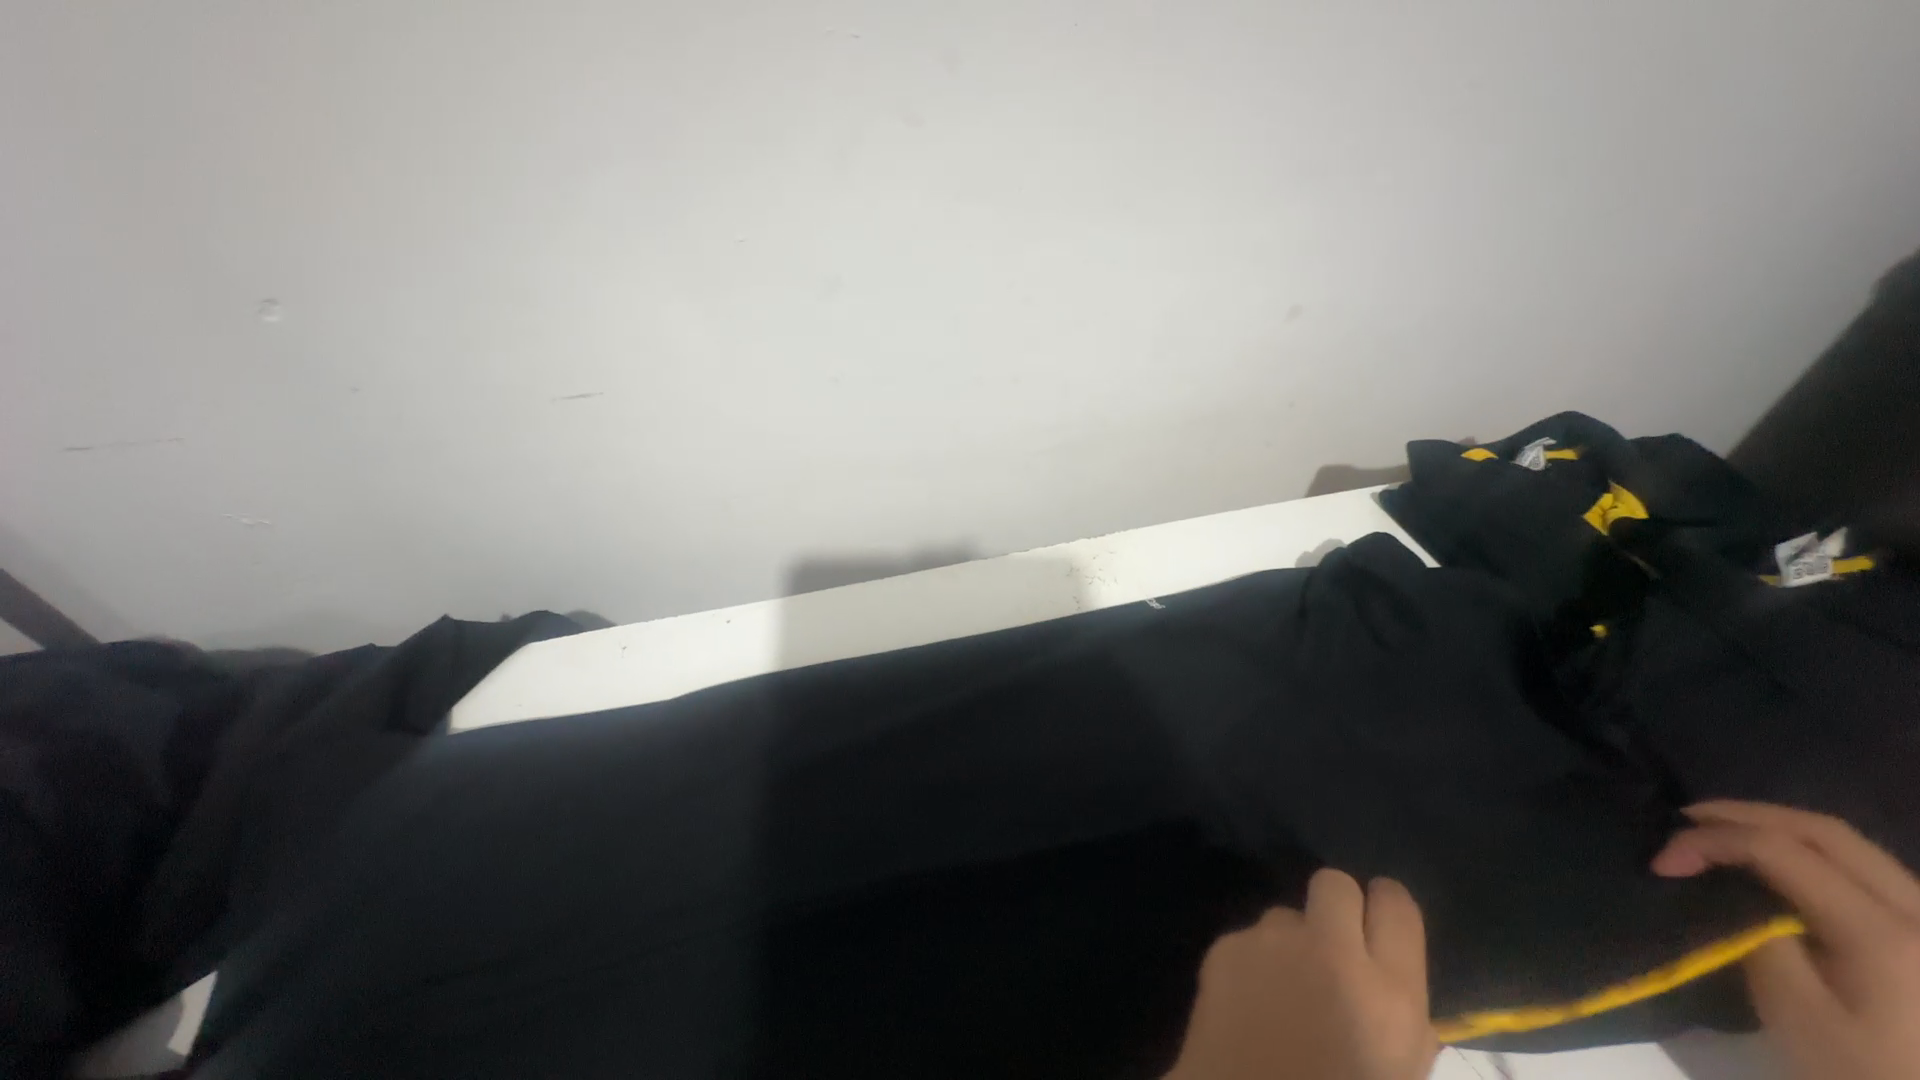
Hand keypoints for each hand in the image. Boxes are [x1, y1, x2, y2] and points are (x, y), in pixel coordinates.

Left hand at [1163, 869, 1437, 1079]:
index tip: (1378, 919)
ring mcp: (1271, 944)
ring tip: (1283, 991)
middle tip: (1332, 943)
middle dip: (1335, 905)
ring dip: (1289, 942)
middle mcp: (1330, 952)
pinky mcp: (1223, 949)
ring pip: (1285, 914)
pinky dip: (1250, 963)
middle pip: (1335, 884)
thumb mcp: (1401, 1070)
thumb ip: (1401, 1013)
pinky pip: (1247, 939)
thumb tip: (1385, 975)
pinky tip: (1247, 1004)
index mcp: (1390, 992)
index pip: (1396, 905)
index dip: (1387, 907)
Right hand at [1652, 800, 1919, 1079]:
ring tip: (1718, 833)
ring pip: (1847, 844)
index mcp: (1881, 931)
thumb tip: (1724, 890)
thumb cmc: (1859, 1069)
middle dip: (1743, 815)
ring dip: (1774, 826)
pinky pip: (1861, 867)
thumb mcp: (1796, 1013)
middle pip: (1823, 831)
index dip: (1709, 841)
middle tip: (1682, 821)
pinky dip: (1806, 849)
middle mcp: (1917, 910)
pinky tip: (1771, 861)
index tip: (1661, 864)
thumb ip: (1758, 937)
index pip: (1780, 850)